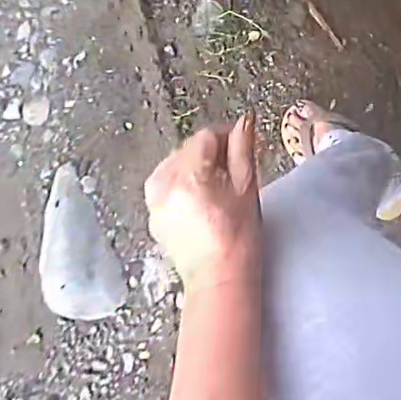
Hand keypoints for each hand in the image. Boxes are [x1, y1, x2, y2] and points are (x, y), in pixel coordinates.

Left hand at [144, 114, 262, 294]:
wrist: (219, 279)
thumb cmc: (240, 235)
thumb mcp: (247, 187)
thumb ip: (243, 149)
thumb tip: (245, 120)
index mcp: (189, 177)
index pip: (206, 136)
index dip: (227, 136)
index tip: (241, 146)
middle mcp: (164, 185)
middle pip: (188, 147)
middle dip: (210, 150)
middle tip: (232, 166)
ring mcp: (154, 201)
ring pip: (174, 162)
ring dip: (194, 163)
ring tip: (215, 180)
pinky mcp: (153, 214)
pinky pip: (165, 182)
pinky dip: (181, 179)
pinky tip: (200, 194)